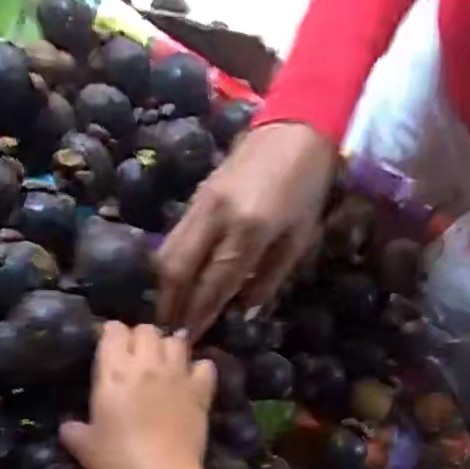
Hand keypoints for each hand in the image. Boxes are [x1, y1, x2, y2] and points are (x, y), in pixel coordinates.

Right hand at [60, 322, 214, 468]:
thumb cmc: (116, 461)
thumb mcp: (83, 446)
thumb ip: (73, 430)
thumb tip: (68, 427)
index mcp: (114, 371)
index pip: (114, 330)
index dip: (112, 335)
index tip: (110, 348)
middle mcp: (147, 364)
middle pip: (147, 329)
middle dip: (141, 338)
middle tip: (137, 357)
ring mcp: (177, 375)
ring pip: (177, 341)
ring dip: (170, 347)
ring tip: (165, 363)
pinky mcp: (201, 392)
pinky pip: (205, 365)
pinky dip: (199, 368)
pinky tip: (193, 379)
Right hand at [156, 122, 338, 337]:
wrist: (295, 128)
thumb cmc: (306, 188)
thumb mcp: (298, 239)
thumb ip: (268, 278)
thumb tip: (243, 313)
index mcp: (250, 229)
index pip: (215, 283)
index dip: (199, 315)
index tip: (188, 340)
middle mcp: (217, 217)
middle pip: (178, 269)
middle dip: (169, 305)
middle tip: (165, 332)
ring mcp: (202, 204)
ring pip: (168, 252)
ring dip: (163, 287)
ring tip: (164, 313)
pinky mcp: (196, 196)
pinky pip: (175, 237)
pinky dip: (169, 265)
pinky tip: (172, 283)